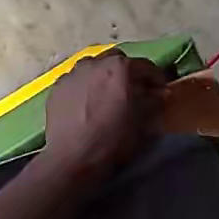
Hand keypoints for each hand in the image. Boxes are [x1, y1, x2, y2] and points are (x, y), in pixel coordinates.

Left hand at [38, 50, 168, 181]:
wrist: (71, 158)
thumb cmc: (111, 140)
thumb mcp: (141, 123)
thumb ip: (152, 102)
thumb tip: (160, 93)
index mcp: (119, 67)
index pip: (144, 66)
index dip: (156, 78)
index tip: (161, 88)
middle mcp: (94, 63)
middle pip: (116, 60)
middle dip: (127, 72)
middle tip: (134, 89)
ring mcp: (72, 73)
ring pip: (93, 67)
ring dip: (104, 76)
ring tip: (108, 94)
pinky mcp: (57, 87)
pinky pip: (77, 80)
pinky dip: (86, 86)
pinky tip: (87, 102)